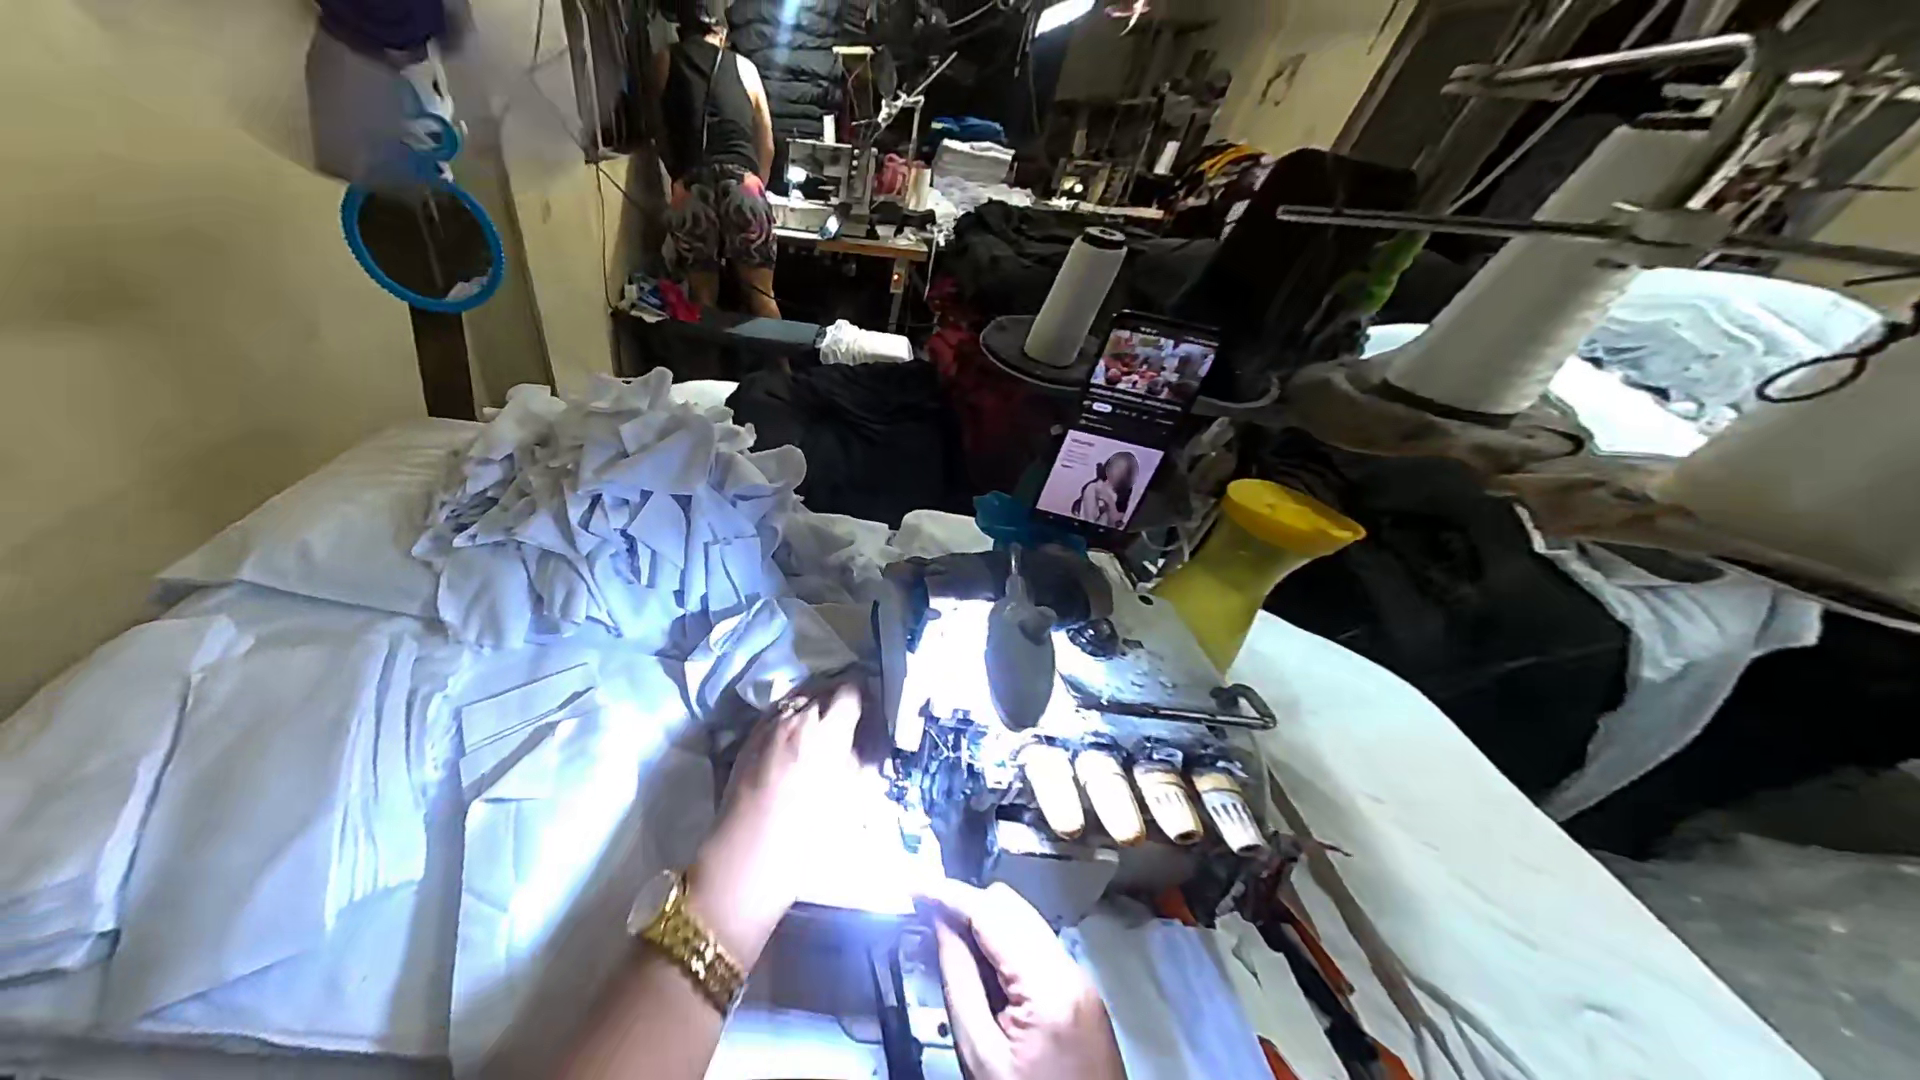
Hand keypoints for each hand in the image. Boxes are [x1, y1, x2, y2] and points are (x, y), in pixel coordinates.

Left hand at [688, 683, 864, 963]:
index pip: (851, 692)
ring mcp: (769, 725)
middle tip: (849, 714)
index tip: (870, 706)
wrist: (747, 858)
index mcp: (827, 731)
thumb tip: (865, 741)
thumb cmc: (808, 835)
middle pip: (823, 688)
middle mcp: (796, 718)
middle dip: (838, 697)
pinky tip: (796, 735)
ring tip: (822, 723)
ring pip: (798, 697)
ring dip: (813, 704)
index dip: (864, 696)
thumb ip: (859, 758)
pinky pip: (778, 713)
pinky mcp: (749, 737)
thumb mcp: (849, 795)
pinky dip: (791, 716)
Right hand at [919, 880, 1126, 1079]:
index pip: (992, 914)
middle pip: (1011, 906)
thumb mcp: (981, 1054)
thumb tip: (942, 925)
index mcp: (1048, 985)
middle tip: (928, 916)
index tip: (918, 886)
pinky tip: (980, 964)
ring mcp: (1079, 978)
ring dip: (984, 921)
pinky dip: (1004, 942)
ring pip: (1023, 920)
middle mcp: (1070, 970)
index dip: (950, 894)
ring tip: (948, 941)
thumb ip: (959, 981)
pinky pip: (1035, 945)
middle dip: (967, 905)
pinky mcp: (1079, 990)